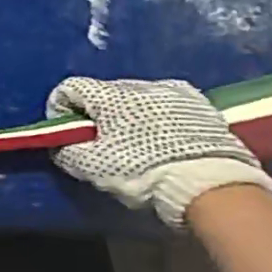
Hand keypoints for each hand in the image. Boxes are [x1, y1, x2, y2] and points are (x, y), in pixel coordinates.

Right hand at [47, 77, 271, 227]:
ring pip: (138, 97)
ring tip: (131, 137)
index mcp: (111, 96)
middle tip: (98, 137)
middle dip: (96, 111)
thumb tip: (61, 142)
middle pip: (105, 90)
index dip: (60, 109)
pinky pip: (168, 104)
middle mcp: (145, 86)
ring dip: (127, 112)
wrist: (211, 185)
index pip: (70, 88)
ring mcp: (180, 95)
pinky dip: (156, 115)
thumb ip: (65, 147)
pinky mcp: (206, 108)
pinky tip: (159, 136)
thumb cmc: (139, 169)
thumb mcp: (87, 164)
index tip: (67, 132)